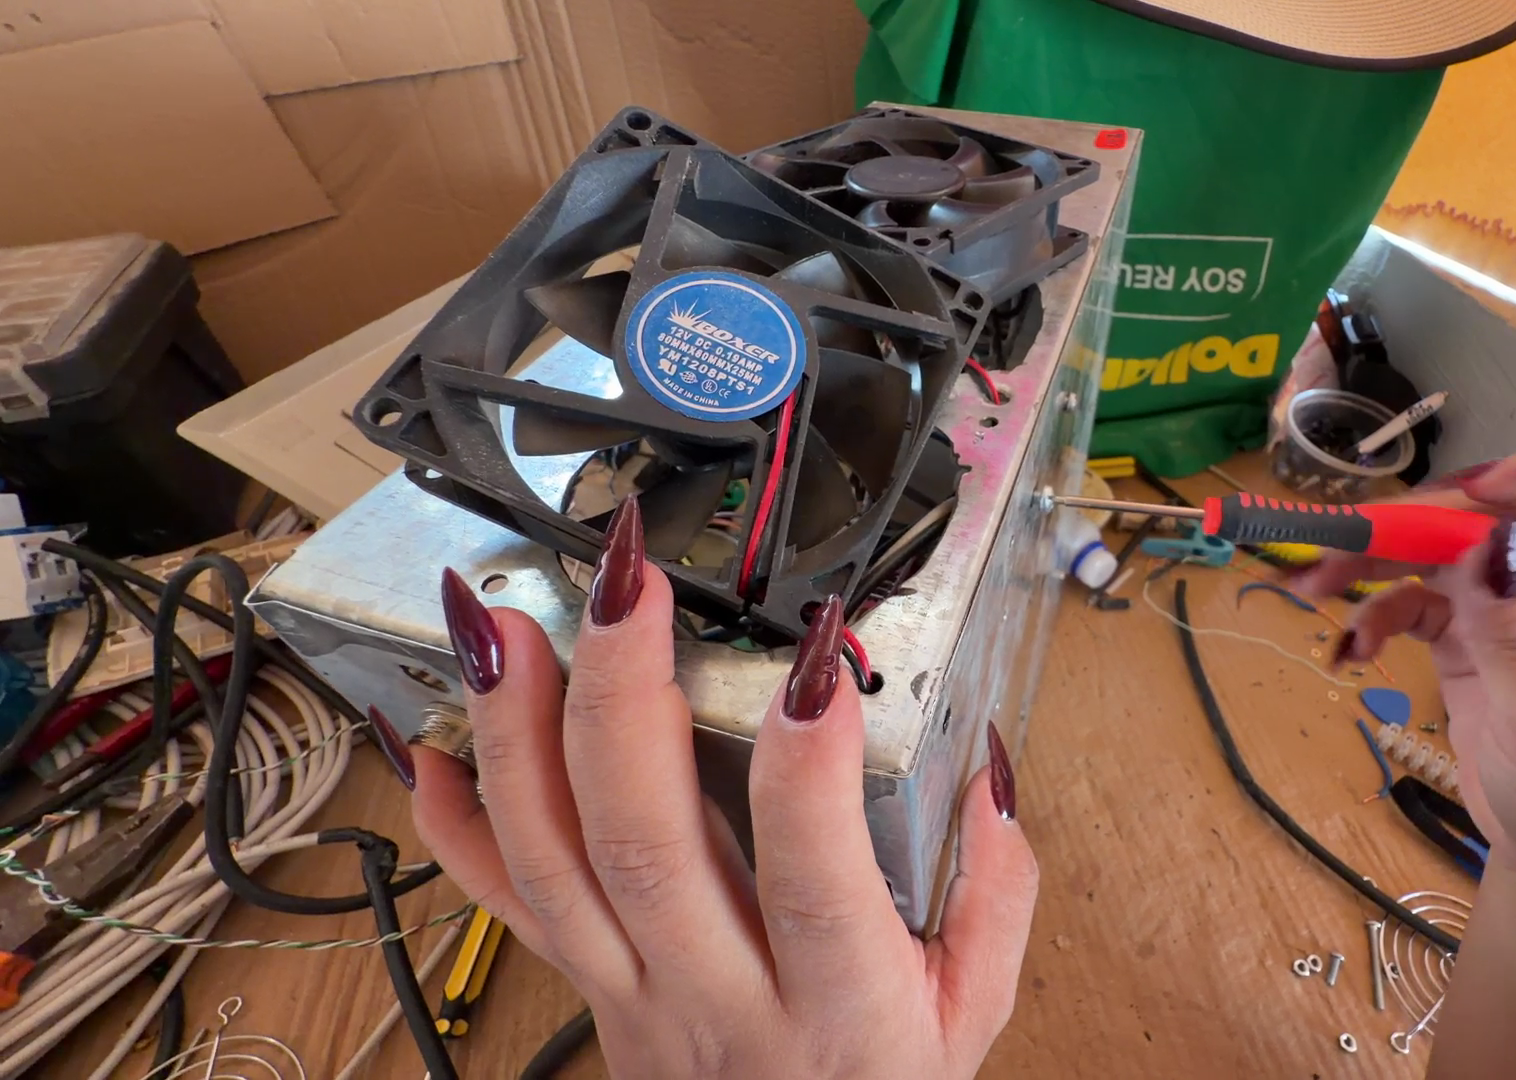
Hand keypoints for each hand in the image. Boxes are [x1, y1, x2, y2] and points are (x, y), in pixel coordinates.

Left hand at [404, 495, 1039, 1076]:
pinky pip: (502, 907)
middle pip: (647, 846)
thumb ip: (998, 891)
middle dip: (627, 698)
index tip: (819, 659)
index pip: (812, 876)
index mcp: (834, 996)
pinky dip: (456, 824)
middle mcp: (714, 989)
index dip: (807, 767)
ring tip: (507, 627)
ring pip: (554, 863)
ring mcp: (630, 986)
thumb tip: (985, 774)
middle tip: (629, 590)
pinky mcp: (587, 982)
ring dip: (522, 735)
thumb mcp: (977, 1008)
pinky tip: (431, 744)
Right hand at [1295, 441, 1515, 918]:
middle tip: (1347, 543)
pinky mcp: (1480, 641)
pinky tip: (1350, 648)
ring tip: (1315, 586)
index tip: (1485, 491)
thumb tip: (1489, 540)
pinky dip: (1376, 615)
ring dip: (1377, 562)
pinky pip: (1421, 601)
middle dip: (1426, 524)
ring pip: (1451, 551)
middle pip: (1512, 514)